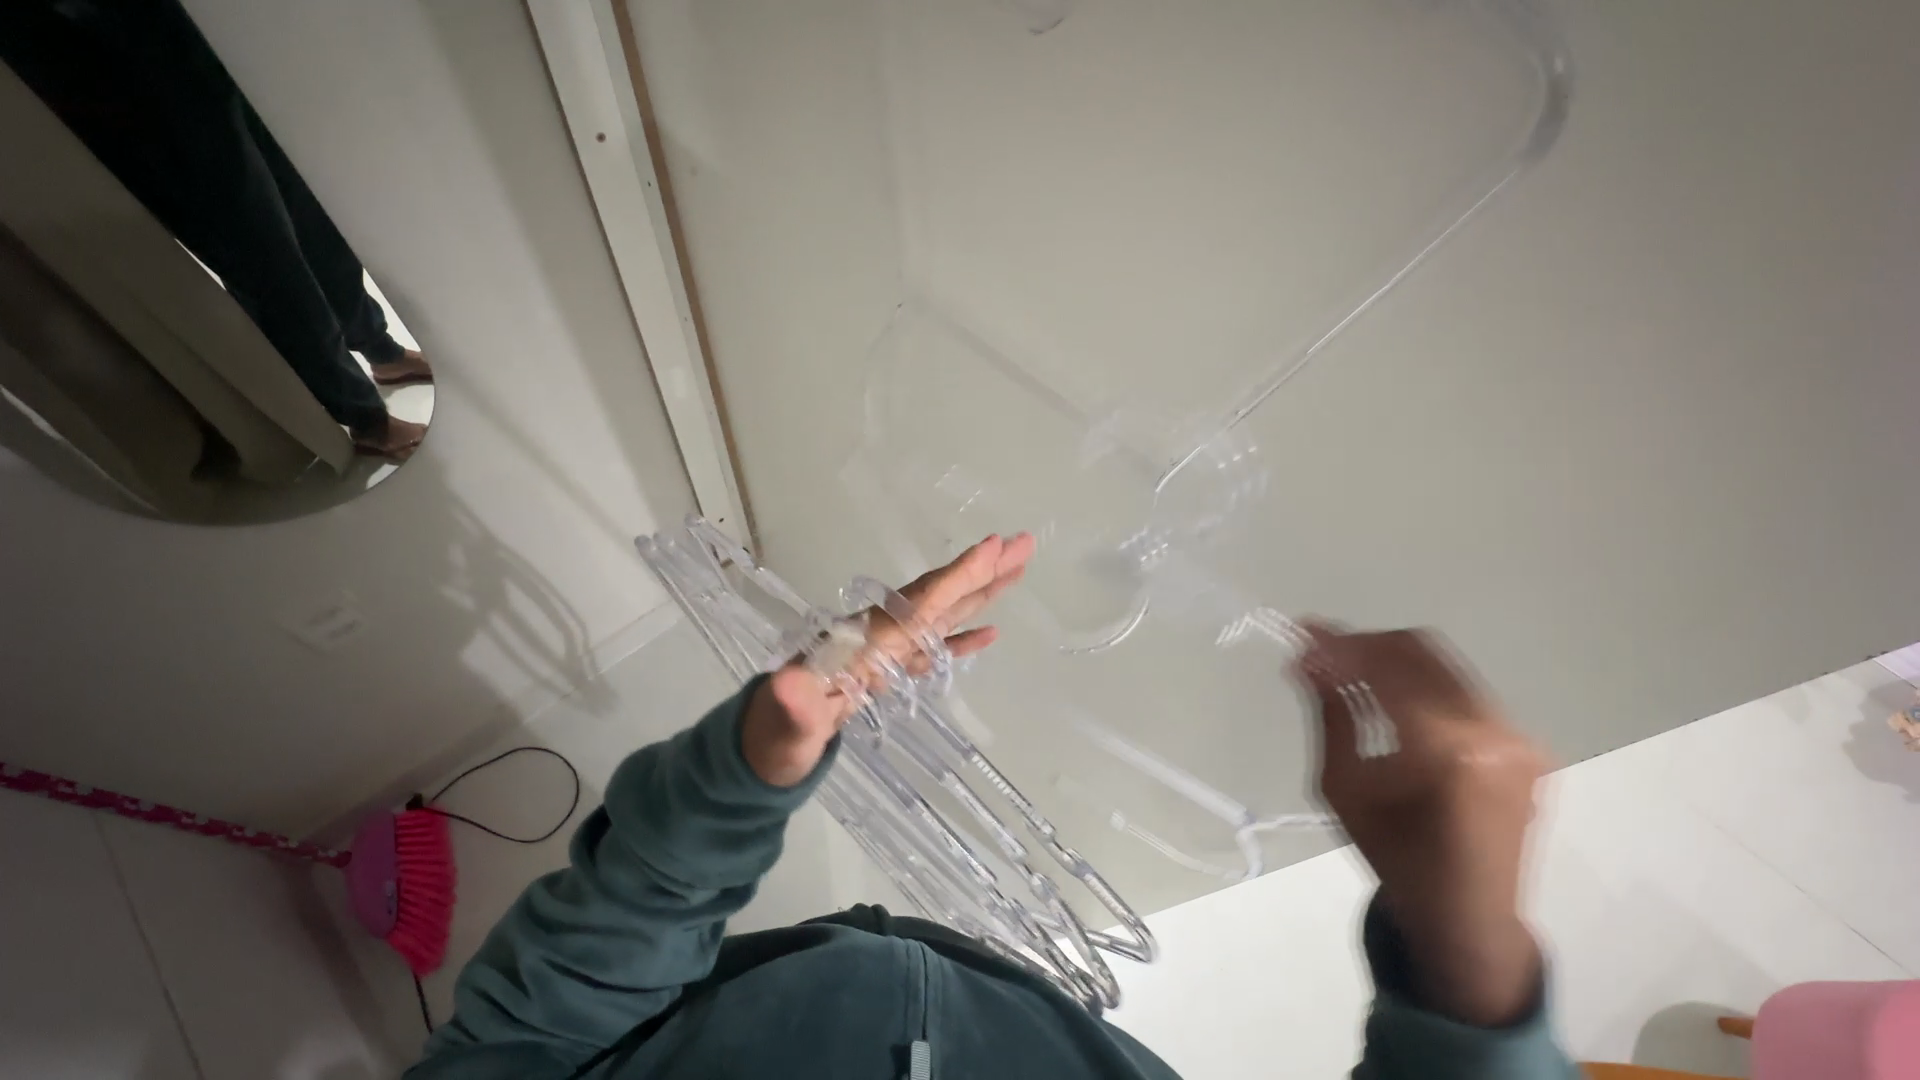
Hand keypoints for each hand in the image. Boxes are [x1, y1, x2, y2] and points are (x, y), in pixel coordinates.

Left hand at [742, 533, 1035, 786]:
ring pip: (941, 615)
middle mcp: (879, 637)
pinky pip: (934, 648)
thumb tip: (791, 684)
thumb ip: (790, 707)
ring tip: (1018, 570)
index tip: (992, 546)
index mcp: (863, 642)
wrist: (759, 748)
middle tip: (1024, 542)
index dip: (957, 577)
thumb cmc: (772, 739)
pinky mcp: (887, 673)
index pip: (918, 603)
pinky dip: (962, 638)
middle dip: (981, 570)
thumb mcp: (781, 724)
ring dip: (979, 593)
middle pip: (938, 596)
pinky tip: (990, 632)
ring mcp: (885, 654)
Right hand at [1295, 624, 1549, 1027]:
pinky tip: (1390, 701)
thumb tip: (1307, 661)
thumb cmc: (1394, 857)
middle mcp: (1494, 730)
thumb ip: (1332, 714)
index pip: (1386, 666)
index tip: (1301, 632)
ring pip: (1444, 666)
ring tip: (1348, 672)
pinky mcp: (1527, 745)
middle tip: (1320, 651)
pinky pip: (1465, 693)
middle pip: (1419, 650)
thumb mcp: (1343, 787)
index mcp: (1447, 748)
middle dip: (1364, 644)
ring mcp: (1519, 736)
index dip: (1340, 645)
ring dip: (1392, 661)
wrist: (1468, 918)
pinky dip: (1421, 685)